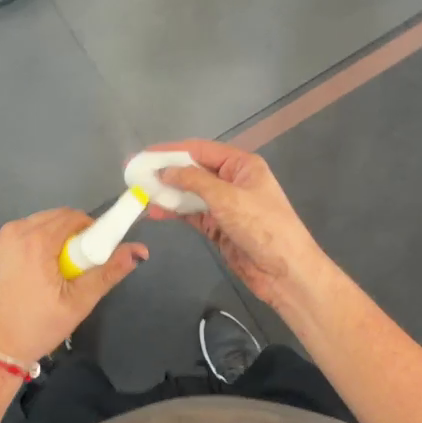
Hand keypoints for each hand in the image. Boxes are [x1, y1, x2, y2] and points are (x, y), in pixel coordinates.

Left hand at [0, 208, 146, 366]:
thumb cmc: (36, 327)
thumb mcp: (79, 302)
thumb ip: (109, 271)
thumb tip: (139, 251)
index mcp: (36, 239)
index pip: (74, 217)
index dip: (92, 231)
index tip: (96, 257)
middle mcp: (15, 230)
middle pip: (56, 218)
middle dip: (74, 236)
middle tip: (79, 269)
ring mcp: (0, 239)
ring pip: (40, 225)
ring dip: (56, 240)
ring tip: (59, 275)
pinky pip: (24, 235)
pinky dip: (38, 245)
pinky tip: (39, 275)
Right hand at [145, 140, 326, 308]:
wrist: (285, 272)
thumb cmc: (262, 227)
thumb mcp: (228, 198)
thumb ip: (194, 181)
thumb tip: (165, 171)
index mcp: (242, 165)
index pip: (201, 150)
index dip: (172, 151)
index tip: (145, 154)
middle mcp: (233, 181)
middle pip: (193, 170)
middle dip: (166, 172)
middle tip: (136, 173)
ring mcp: (225, 205)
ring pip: (190, 193)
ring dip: (167, 193)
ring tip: (140, 193)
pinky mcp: (219, 227)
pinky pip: (192, 214)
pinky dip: (174, 211)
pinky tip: (155, 211)